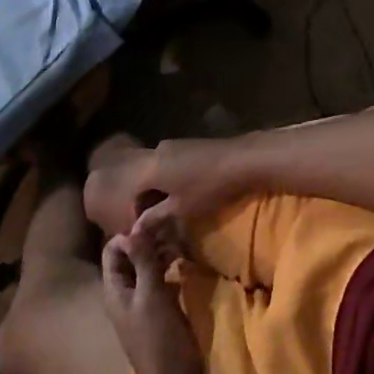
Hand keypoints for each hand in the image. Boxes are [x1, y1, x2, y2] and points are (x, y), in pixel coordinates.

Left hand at [102, 229, 201, 373]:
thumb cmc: (159, 337)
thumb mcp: (151, 295)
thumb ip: (143, 261)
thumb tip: (135, 226)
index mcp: (114, 289)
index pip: (113, 249)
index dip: (130, 234)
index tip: (153, 224)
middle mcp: (125, 290)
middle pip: (130, 254)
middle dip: (148, 239)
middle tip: (170, 225)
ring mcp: (142, 298)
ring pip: (146, 263)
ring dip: (160, 249)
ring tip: (179, 236)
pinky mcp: (159, 305)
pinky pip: (160, 276)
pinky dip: (169, 264)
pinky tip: (183, 256)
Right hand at [123, 138, 247, 250]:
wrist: (241, 158)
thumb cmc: (207, 187)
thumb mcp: (180, 209)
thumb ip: (154, 217)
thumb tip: (134, 230)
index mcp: (151, 166)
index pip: (132, 191)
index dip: (136, 211)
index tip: (145, 228)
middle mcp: (158, 150)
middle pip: (144, 178)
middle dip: (147, 199)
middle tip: (158, 219)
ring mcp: (174, 144)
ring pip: (158, 169)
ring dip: (160, 188)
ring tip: (172, 207)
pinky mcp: (188, 142)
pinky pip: (170, 162)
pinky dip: (171, 177)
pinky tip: (185, 189)